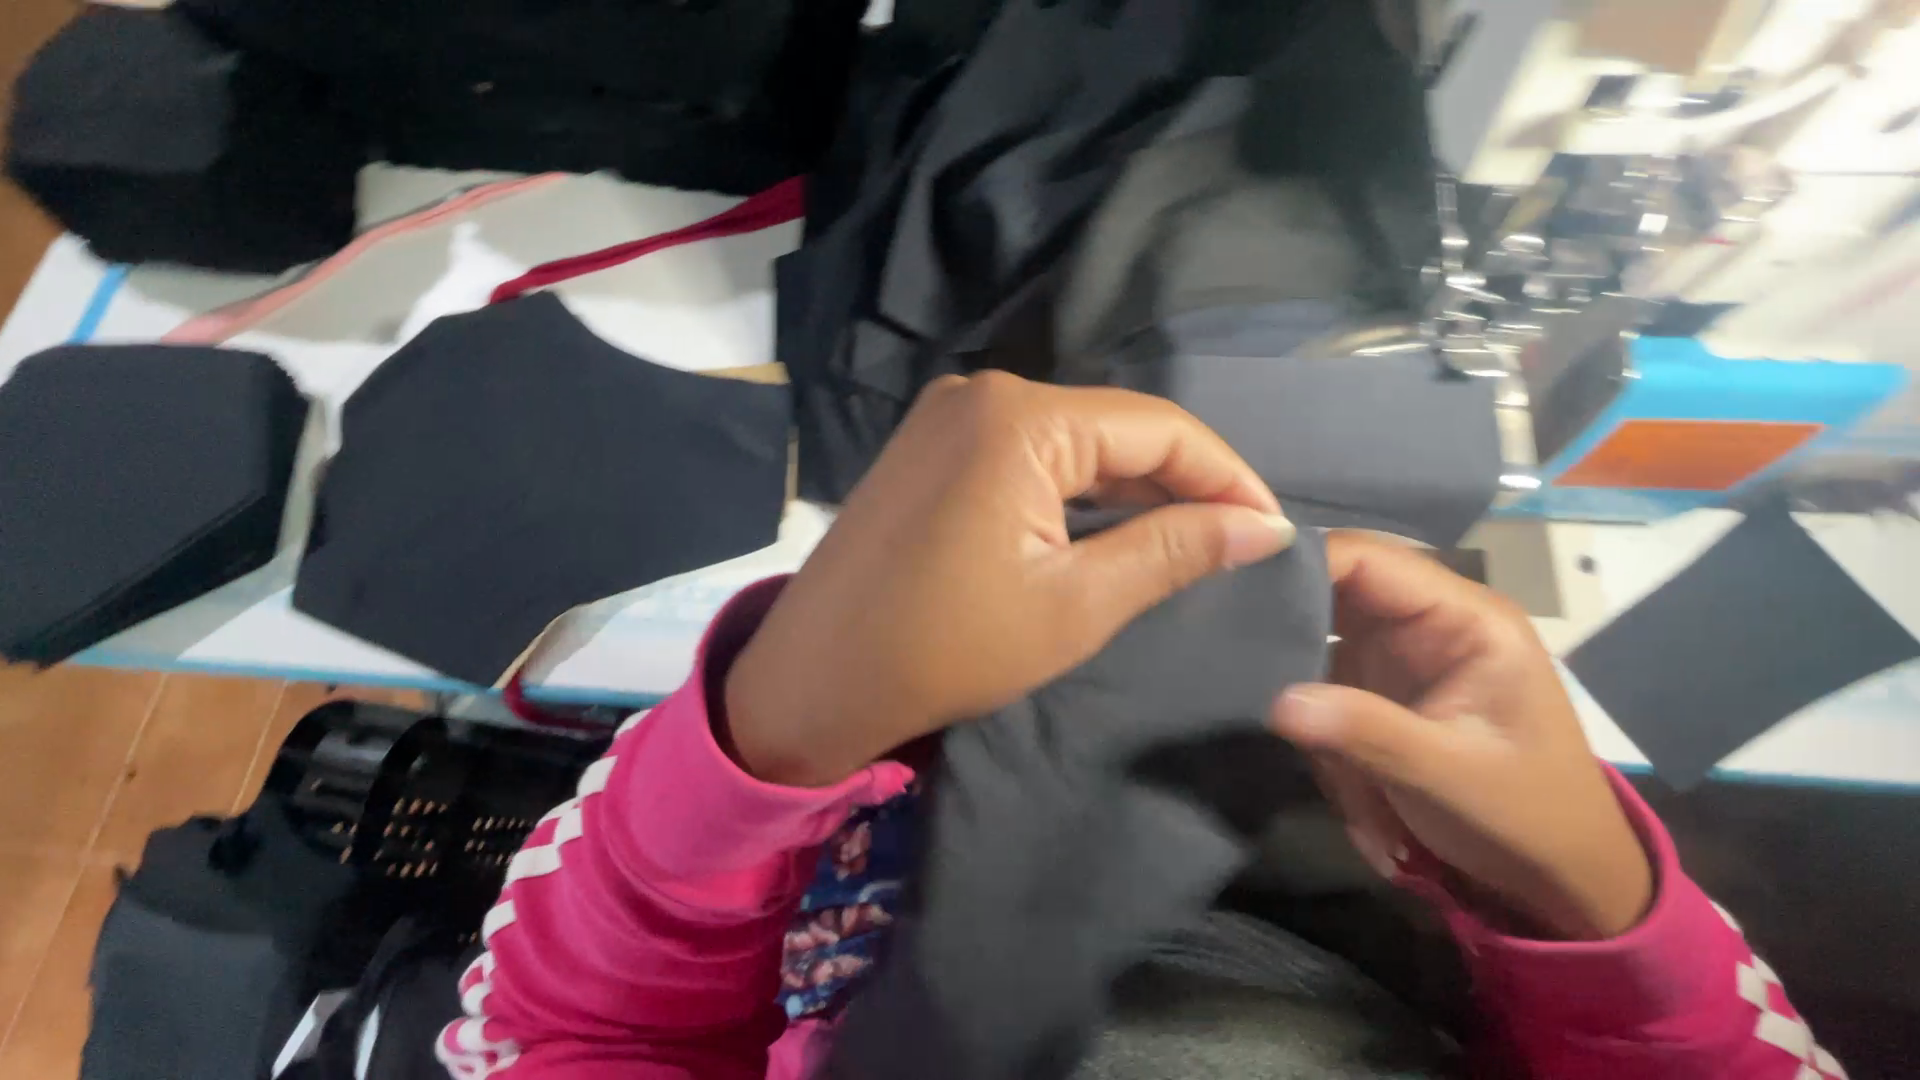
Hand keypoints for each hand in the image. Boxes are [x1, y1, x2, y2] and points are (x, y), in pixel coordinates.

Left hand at [724, 372, 1295, 786]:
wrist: (816, 677)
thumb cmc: (946, 649)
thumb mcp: (1075, 605)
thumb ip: (1172, 550)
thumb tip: (1262, 527)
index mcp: (1021, 419)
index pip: (1158, 427)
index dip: (1227, 476)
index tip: (1272, 529)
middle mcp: (983, 395)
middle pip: (1112, 428)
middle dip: (1179, 481)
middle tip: (1237, 540)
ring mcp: (948, 416)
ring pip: (1069, 441)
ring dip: (1128, 486)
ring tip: (1188, 535)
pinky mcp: (929, 447)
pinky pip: (1024, 454)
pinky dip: (1072, 488)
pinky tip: (1108, 524)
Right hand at [1270, 532, 1652, 940]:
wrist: (1557, 878)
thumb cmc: (1526, 815)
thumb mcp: (1449, 775)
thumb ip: (1365, 731)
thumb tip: (1275, 700)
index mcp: (1463, 617)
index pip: (1368, 559)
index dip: (1301, 565)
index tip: (1234, 594)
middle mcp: (1424, 620)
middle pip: (1329, 593)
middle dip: (1288, 635)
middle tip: (1236, 666)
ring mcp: (1395, 652)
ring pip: (1313, 644)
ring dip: (1303, 699)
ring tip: (1325, 763)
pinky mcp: (1374, 685)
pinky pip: (1319, 685)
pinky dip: (1316, 729)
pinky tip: (1346, 786)